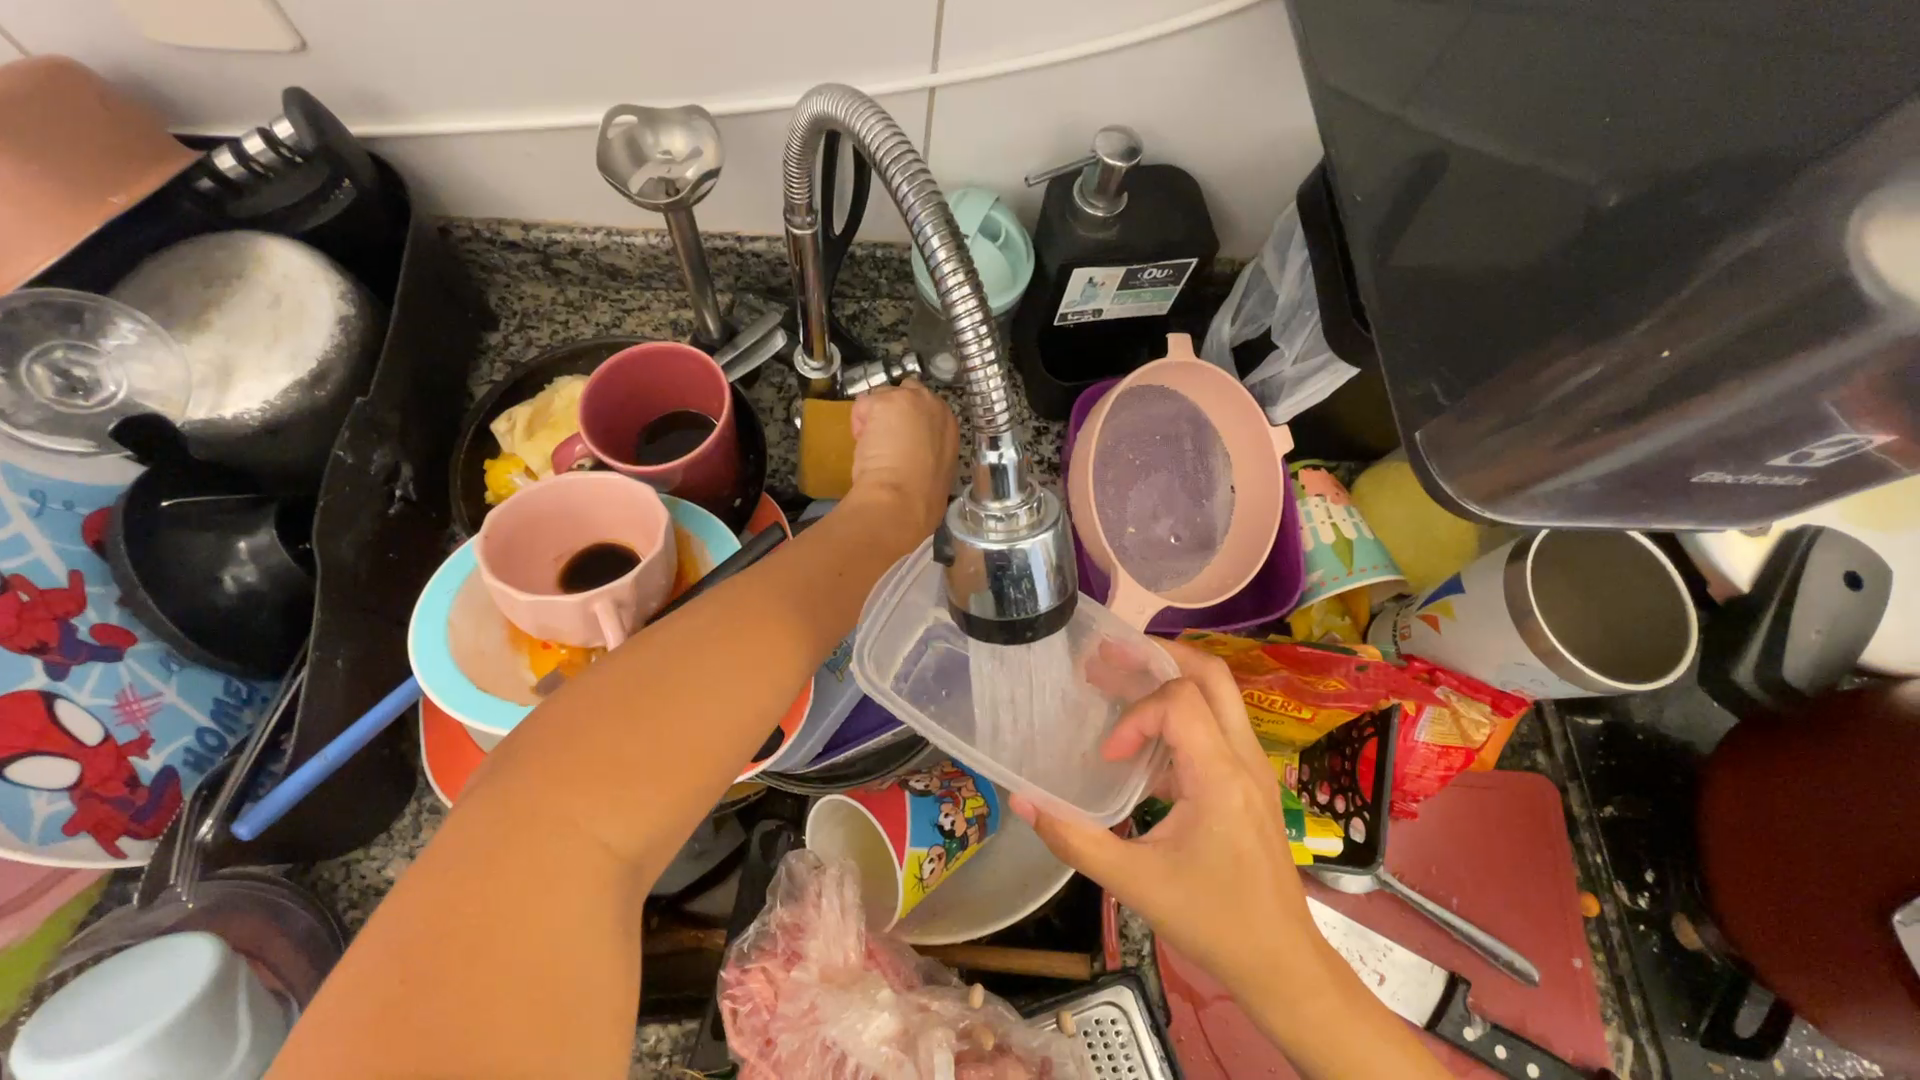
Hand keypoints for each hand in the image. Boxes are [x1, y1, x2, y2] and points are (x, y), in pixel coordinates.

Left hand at [849, 379, 957, 541]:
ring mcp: (908, 399)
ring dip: (875, 416)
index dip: (910, 423)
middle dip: (893, 411)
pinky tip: (862, 445)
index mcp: (949, 424)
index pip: (926, 410)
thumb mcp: (938, 469)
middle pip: (906, 394)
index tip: (901, 441)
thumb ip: (929, 452)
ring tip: (872, 446)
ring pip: (883, 397)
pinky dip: (859, 423)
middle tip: (884, 438)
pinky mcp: (883, 402)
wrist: (903, 500)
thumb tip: (916, 456)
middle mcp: (933, 404)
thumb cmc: (922, 496)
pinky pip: (863, 405)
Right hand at [1010, 639, 1329, 999]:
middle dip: (1156, 657)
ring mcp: (1253, 768)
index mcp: (1220, 775)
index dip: (1133, 717)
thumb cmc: (1212, 921)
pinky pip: (1217, 726)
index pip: (1177, 701)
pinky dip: (1180, 717)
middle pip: (1210, 674)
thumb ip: (1074, 837)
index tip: (1109, 758)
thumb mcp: (1134, 883)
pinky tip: (1143, 745)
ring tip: (1118, 682)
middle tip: (1108, 657)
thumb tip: (1021, 801)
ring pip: (1218, 696)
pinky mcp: (1250, 782)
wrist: (1281, 962)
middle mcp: (1244, 758)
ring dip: (1169, 682)